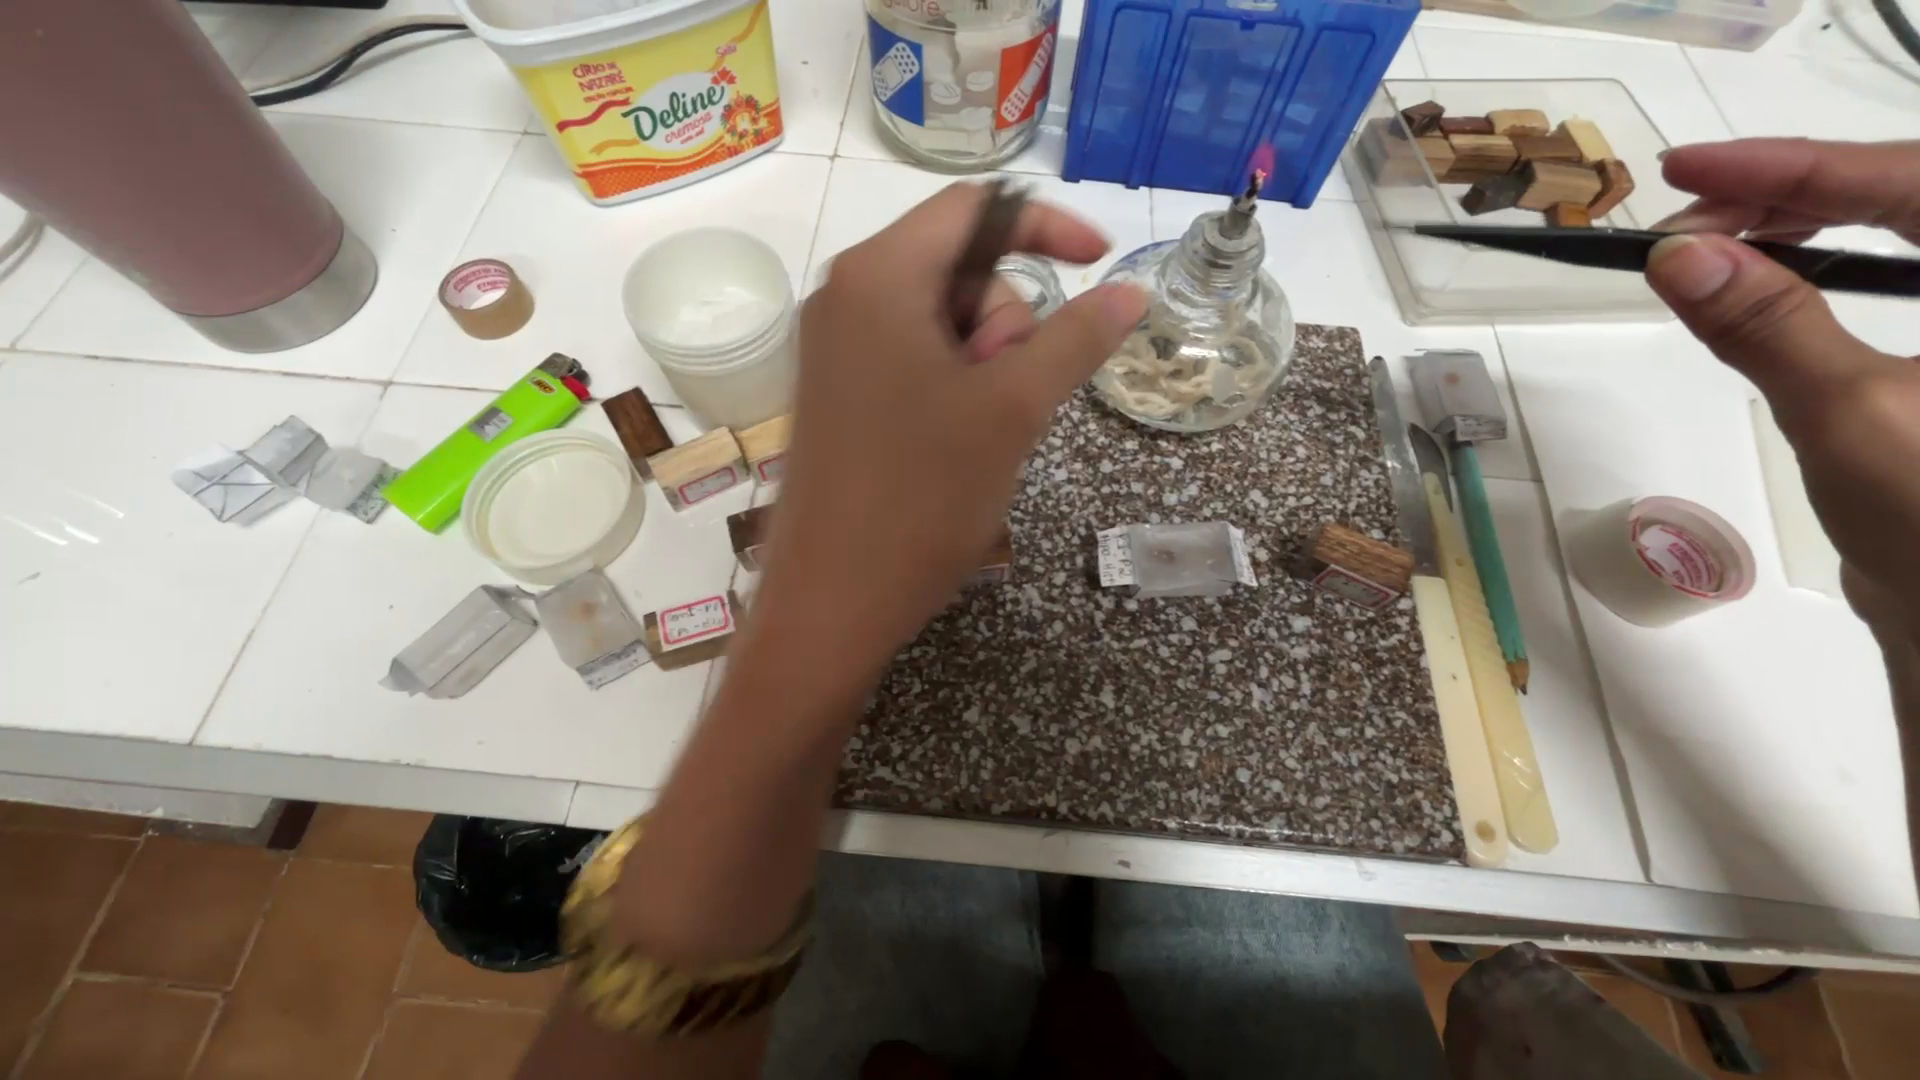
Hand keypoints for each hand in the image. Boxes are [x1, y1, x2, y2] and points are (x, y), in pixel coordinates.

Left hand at [754, 183, 1147, 664]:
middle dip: (1005, 321)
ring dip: (985, 362)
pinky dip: (954, 385)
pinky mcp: (838, 393)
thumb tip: (1131, 293)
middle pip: (960, 267)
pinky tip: (959, 441)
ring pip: (942, 320)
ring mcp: (836, 347)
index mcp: (879, 275)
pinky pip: (914, 358)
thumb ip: (1075, 338)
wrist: (832, 601)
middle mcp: (845, 295)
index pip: (976, 209)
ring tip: (984, 431)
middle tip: (1007, 395)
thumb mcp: (1013, 410)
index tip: (1100, 265)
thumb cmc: (922, 497)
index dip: (1047, 227)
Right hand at [1643, 139, 1919, 641]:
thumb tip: (1680, 257)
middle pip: (1916, 190)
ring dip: (1801, 224)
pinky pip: (1894, 269)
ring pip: (1903, 227)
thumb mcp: (1853, 415)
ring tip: (1707, 243)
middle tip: (1681, 222)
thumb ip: (1770, 325)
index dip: (1794, 166)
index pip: (1918, 181)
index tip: (1687, 165)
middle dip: (1791, 194)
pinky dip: (1819, 262)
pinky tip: (1765, 273)